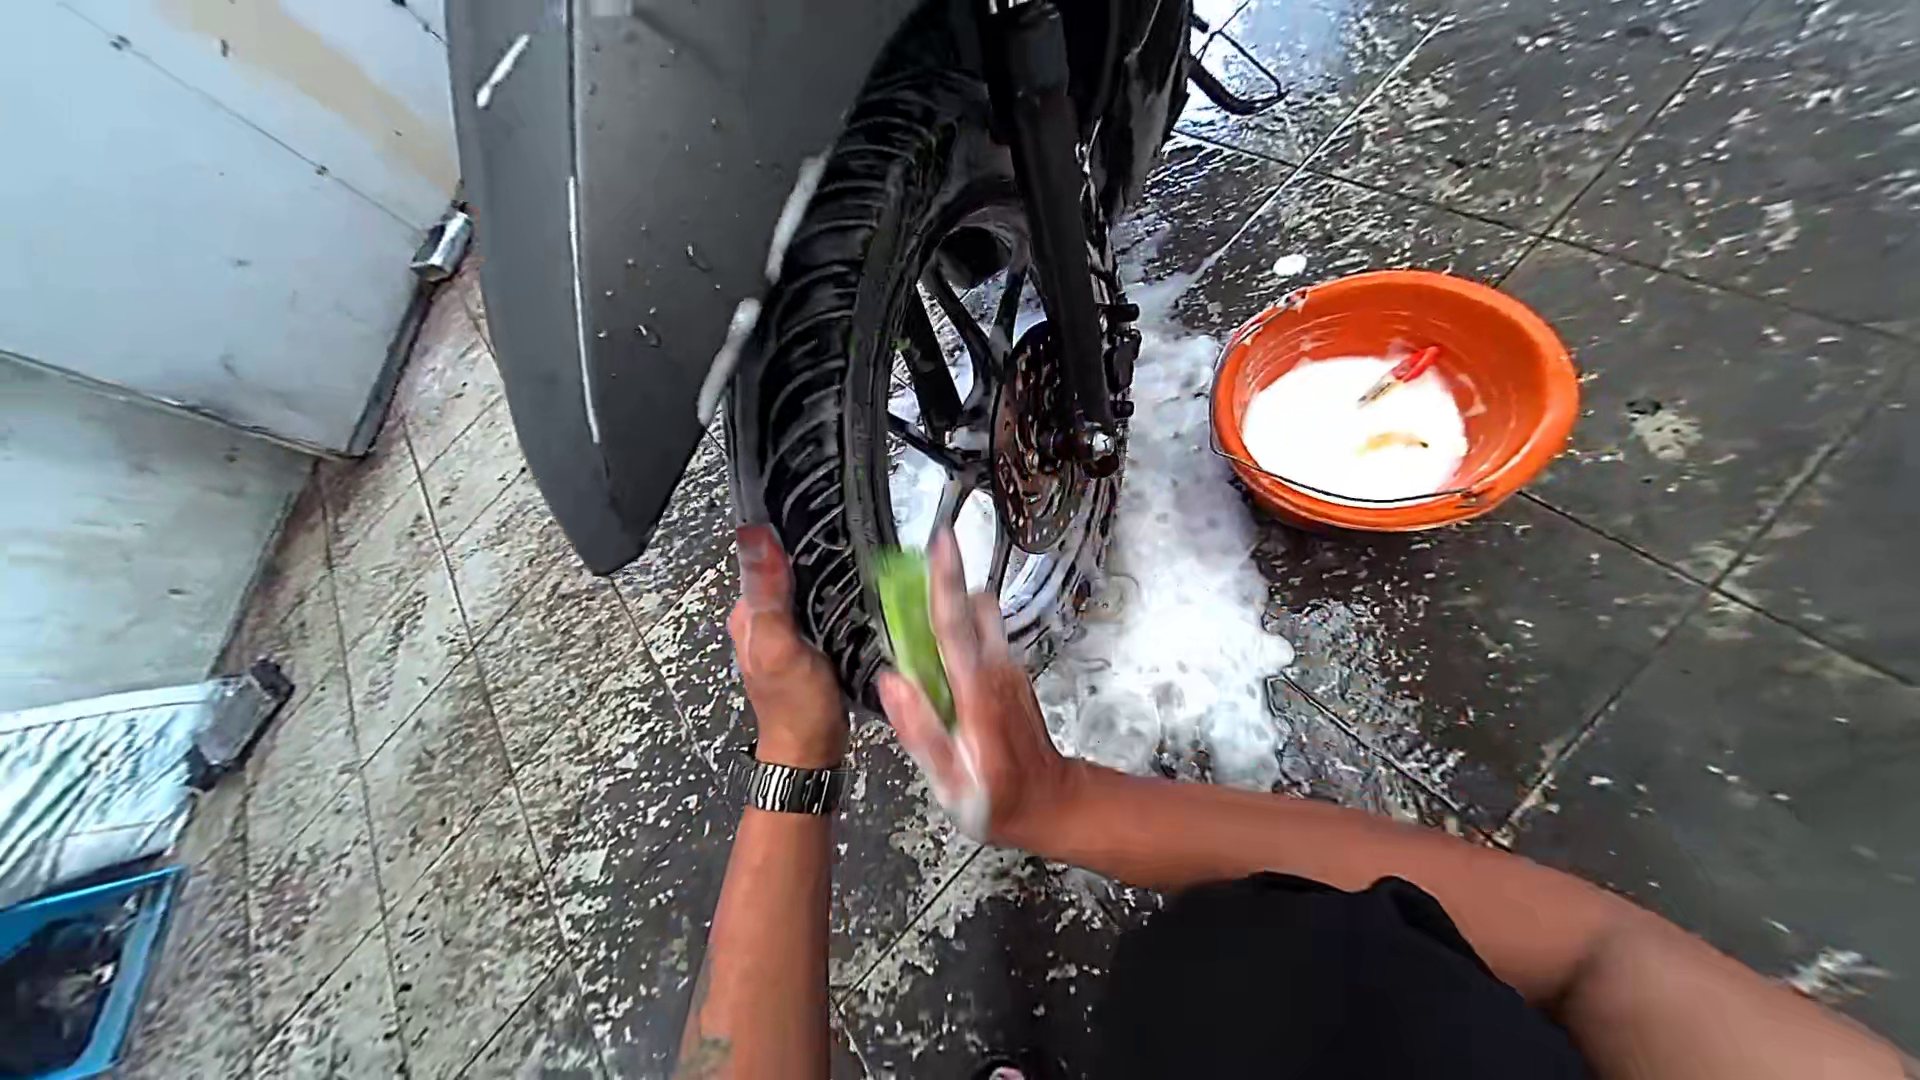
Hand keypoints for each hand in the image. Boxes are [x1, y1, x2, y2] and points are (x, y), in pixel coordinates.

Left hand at [728, 525, 848, 768]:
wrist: (813, 751)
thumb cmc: (795, 705)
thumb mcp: (779, 646)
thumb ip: (767, 595)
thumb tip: (752, 534)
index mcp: (748, 610)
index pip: (762, 551)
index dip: (786, 523)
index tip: (821, 498)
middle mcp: (763, 613)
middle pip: (787, 564)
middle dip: (814, 540)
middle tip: (852, 517)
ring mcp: (788, 627)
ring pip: (807, 582)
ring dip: (828, 563)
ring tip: (862, 539)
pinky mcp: (811, 638)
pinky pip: (823, 601)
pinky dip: (837, 588)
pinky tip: (860, 580)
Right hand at [875, 529, 1082, 845]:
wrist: (1054, 804)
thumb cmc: (998, 800)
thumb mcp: (950, 783)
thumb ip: (920, 730)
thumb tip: (890, 680)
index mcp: (977, 690)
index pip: (957, 623)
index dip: (947, 579)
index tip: (941, 539)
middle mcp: (998, 667)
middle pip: (974, 606)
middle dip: (945, 587)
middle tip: (906, 593)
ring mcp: (1010, 667)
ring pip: (982, 617)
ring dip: (953, 611)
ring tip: (919, 635)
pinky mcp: (1013, 671)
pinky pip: (985, 635)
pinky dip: (961, 633)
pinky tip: (940, 665)